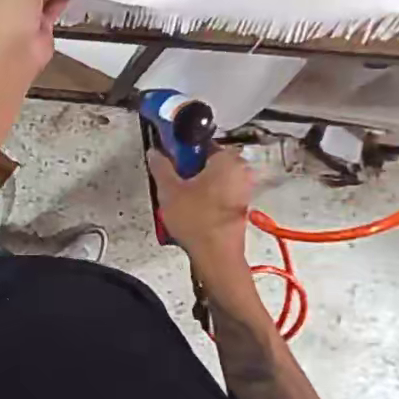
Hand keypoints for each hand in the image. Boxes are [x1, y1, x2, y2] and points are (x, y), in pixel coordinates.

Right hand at [148, 147, 254, 269]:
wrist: (216, 256)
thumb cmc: (198, 221)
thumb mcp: (169, 189)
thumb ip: (160, 166)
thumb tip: (155, 153)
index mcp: (228, 159)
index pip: (200, 142)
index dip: (180, 148)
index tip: (168, 154)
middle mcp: (241, 171)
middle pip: (207, 160)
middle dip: (187, 168)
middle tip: (170, 179)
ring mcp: (243, 190)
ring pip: (212, 178)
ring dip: (194, 184)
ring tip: (177, 197)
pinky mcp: (240, 208)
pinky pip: (218, 193)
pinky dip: (204, 197)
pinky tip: (189, 209)